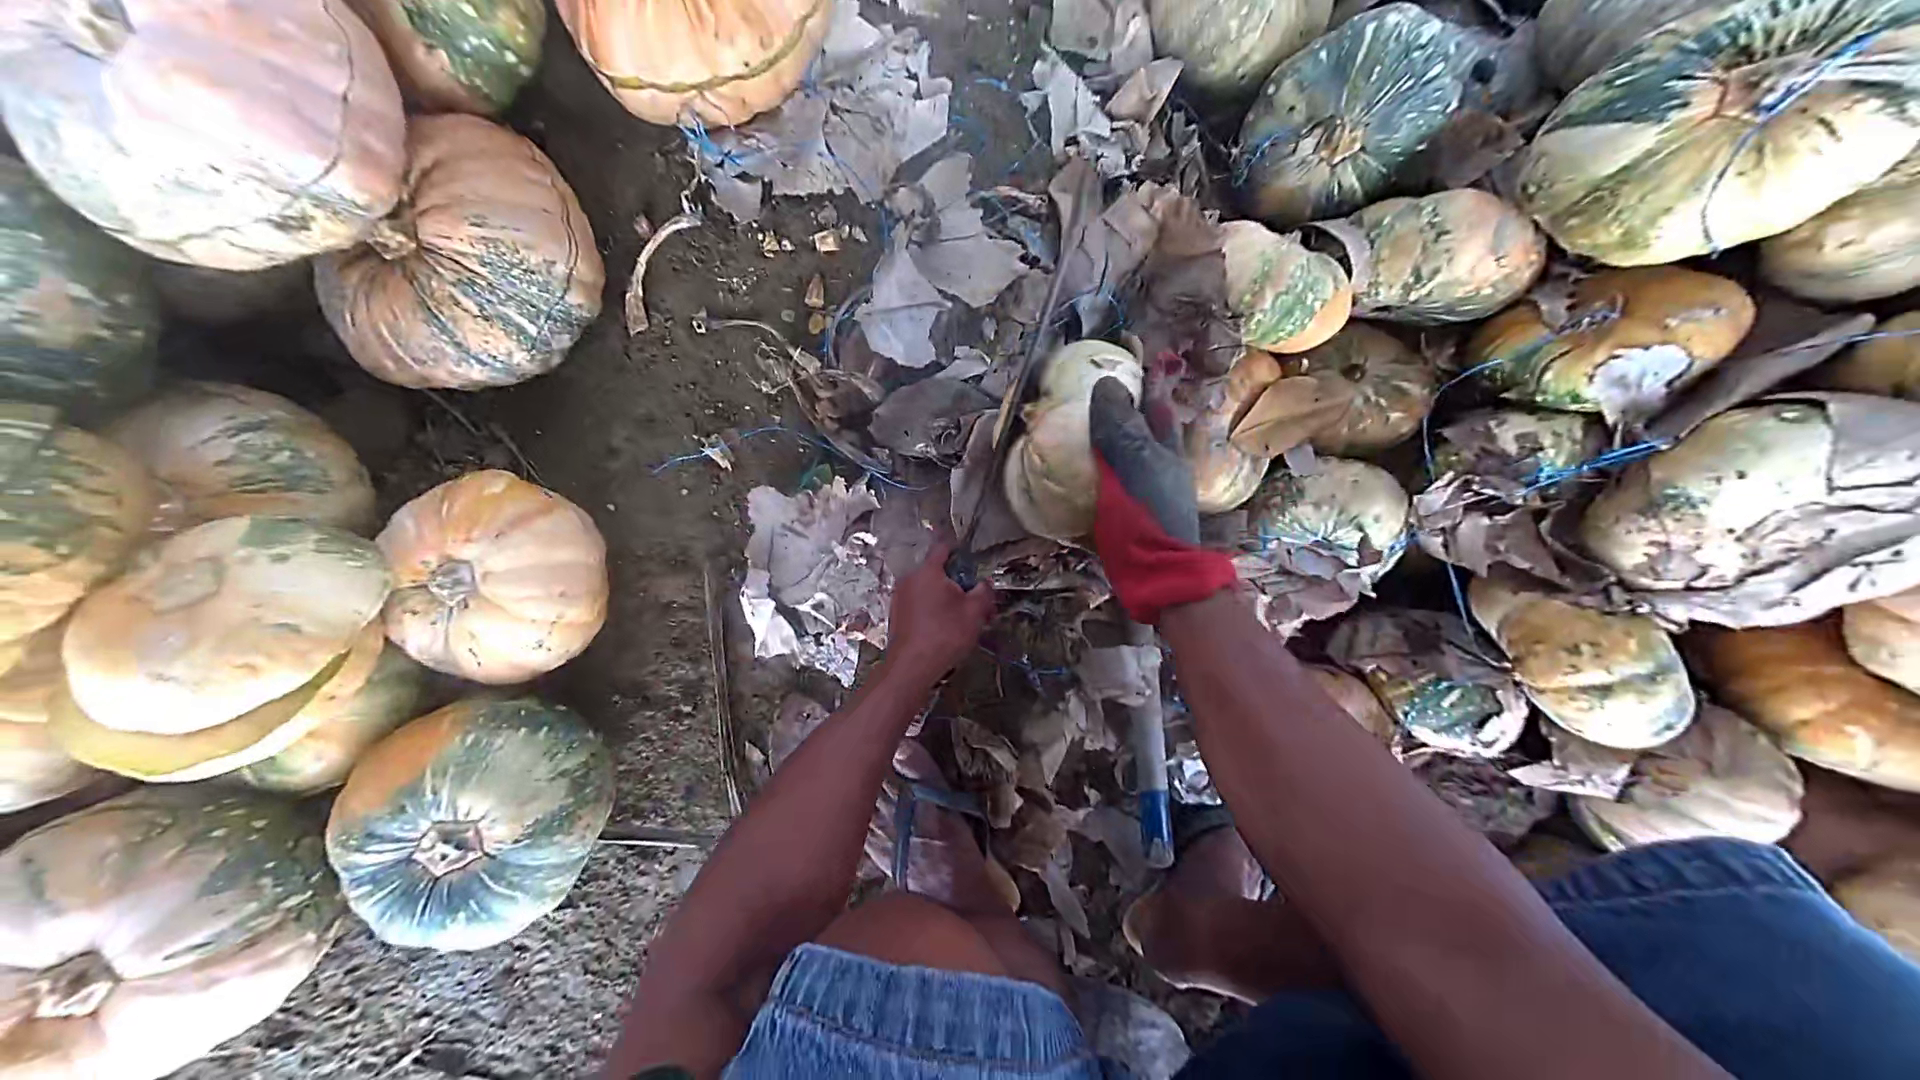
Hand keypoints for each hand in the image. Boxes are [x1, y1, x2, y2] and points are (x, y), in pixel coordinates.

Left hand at [885, 541, 994, 682]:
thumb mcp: (975, 612)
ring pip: (929, 592)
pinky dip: (934, 612)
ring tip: (966, 621)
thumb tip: (985, 584)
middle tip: (977, 603)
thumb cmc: (945, 634)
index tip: (971, 560)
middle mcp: (910, 580)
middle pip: (938, 574)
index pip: (943, 548)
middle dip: (959, 585)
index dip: (959, 552)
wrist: (912, 667)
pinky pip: (920, 607)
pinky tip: (947, 631)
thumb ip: (984, 592)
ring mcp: (900, 599)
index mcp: (928, 571)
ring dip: (948, 601)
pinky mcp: (897, 617)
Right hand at [1088, 377, 1237, 623]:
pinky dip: (1102, 468)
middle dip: (1134, 403)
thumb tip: (1108, 385)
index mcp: (1164, 449)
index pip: (1156, 400)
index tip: (1136, 347)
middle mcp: (1162, 465)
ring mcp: (1150, 491)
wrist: (1158, 577)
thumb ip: (1120, 427)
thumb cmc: (1147, 518)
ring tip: (1091, 424)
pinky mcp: (1134, 514)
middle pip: (1148, 424)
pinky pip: (1116, 480)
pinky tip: (1084, 473)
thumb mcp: (1132, 467)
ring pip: (1133, 452)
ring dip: (1117, 434)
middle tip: (1107, 386)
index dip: (1149, 374)